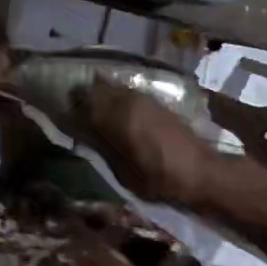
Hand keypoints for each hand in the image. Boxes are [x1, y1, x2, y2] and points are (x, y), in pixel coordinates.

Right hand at [79, 81, 219, 204]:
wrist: (201, 171)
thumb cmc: (159, 178)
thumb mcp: (124, 173)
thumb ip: (105, 149)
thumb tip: (89, 135)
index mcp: (117, 118)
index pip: (86, 103)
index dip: (73, 104)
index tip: (65, 108)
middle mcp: (128, 102)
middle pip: (99, 89)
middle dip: (86, 93)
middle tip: (76, 101)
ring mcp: (143, 99)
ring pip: (115, 87)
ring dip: (103, 91)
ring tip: (94, 99)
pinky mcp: (156, 101)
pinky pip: (129, 91)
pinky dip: (119, 94)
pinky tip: (117, 103)